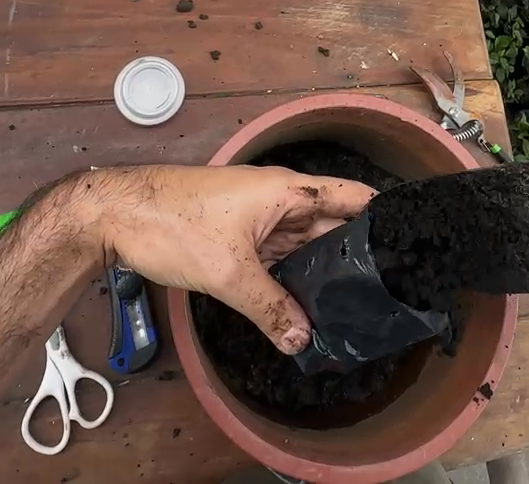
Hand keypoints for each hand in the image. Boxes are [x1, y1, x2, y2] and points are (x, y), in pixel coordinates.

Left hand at [78, 165, 374, 354]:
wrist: (118, 214)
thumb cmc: (175, 223)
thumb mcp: (227, 272)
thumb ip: (269, 307)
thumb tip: (304, 337)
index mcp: (287, 190)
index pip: (351, 196)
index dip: (381, 214)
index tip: (410, 241)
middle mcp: (279, 200)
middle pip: (330, 224)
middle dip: (355, 252)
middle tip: (387, 288)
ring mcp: (259, 217)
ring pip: (304, 243)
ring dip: (322, 269)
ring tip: (353, 302)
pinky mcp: (240, 235)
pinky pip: (278, 256)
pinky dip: (293, 276)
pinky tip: (306, 303)